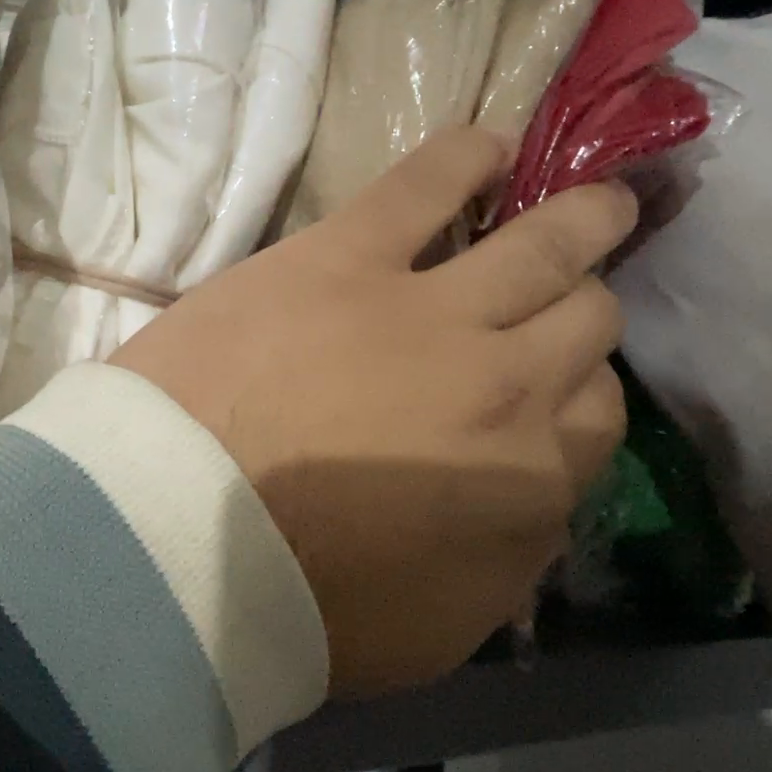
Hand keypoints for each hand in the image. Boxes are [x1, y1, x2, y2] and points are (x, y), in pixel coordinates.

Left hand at [110, 126, 632, 696]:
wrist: (175, 539)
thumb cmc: (295, 604)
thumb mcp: (435, 625)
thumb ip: (506, 559)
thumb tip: (530, 504)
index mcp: (529, 486)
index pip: (596, 418)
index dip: (575, 398)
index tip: (547, 393)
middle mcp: (506, 387)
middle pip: (583, 324)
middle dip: (581, 311)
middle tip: (570, 297)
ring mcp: (429, 312)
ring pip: (541, 247)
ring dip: (578, 221)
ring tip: (596, 203)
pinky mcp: (344, 259)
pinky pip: (427, 184)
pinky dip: (466, 158)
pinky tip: (489, 147)